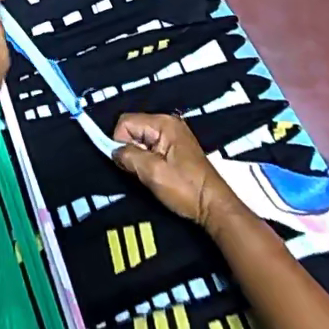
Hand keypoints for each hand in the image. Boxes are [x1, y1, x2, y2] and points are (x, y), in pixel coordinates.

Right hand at [113, 113, 247, 231]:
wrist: (214, 206)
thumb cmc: (185, 188)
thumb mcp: (152, 172)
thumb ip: (129, 156)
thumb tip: (114, 152)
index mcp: (163, 123)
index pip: (126, 122)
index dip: (119, 142)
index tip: (128, 164)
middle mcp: (168, 122)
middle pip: (133, 128)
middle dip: (130, 149)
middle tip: (140, 170)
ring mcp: (174, 134)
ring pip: (141, 138)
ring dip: (139, 155)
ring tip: (150, 173)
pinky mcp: (176, 146)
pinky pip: (151, 144)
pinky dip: (148, 157)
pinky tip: (157, 172)